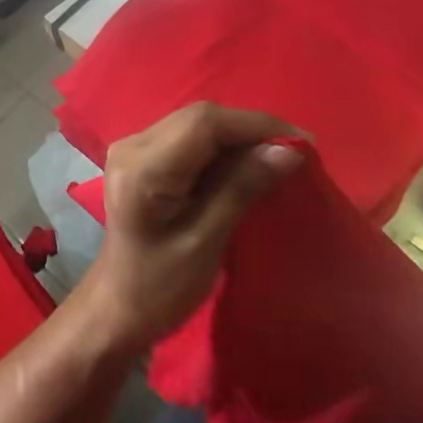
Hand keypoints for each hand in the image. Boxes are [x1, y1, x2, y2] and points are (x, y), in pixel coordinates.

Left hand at [79, 104, 303, 352]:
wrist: (120, 305)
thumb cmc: (161, 287)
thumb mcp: (206, 242)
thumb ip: (242, 188)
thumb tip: (287, 149)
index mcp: (141, 167)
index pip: (203, 123)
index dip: (254, 125)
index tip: (302, 144)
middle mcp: (131, 145)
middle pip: (198, 118)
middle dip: (249, 129)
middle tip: (296, 152)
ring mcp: (132, 147)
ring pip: (194, 123)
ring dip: (237, 135)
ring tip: (279, 156)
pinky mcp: (141, 156)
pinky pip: (187, 137)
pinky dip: (220, 145)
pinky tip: (246, 162)